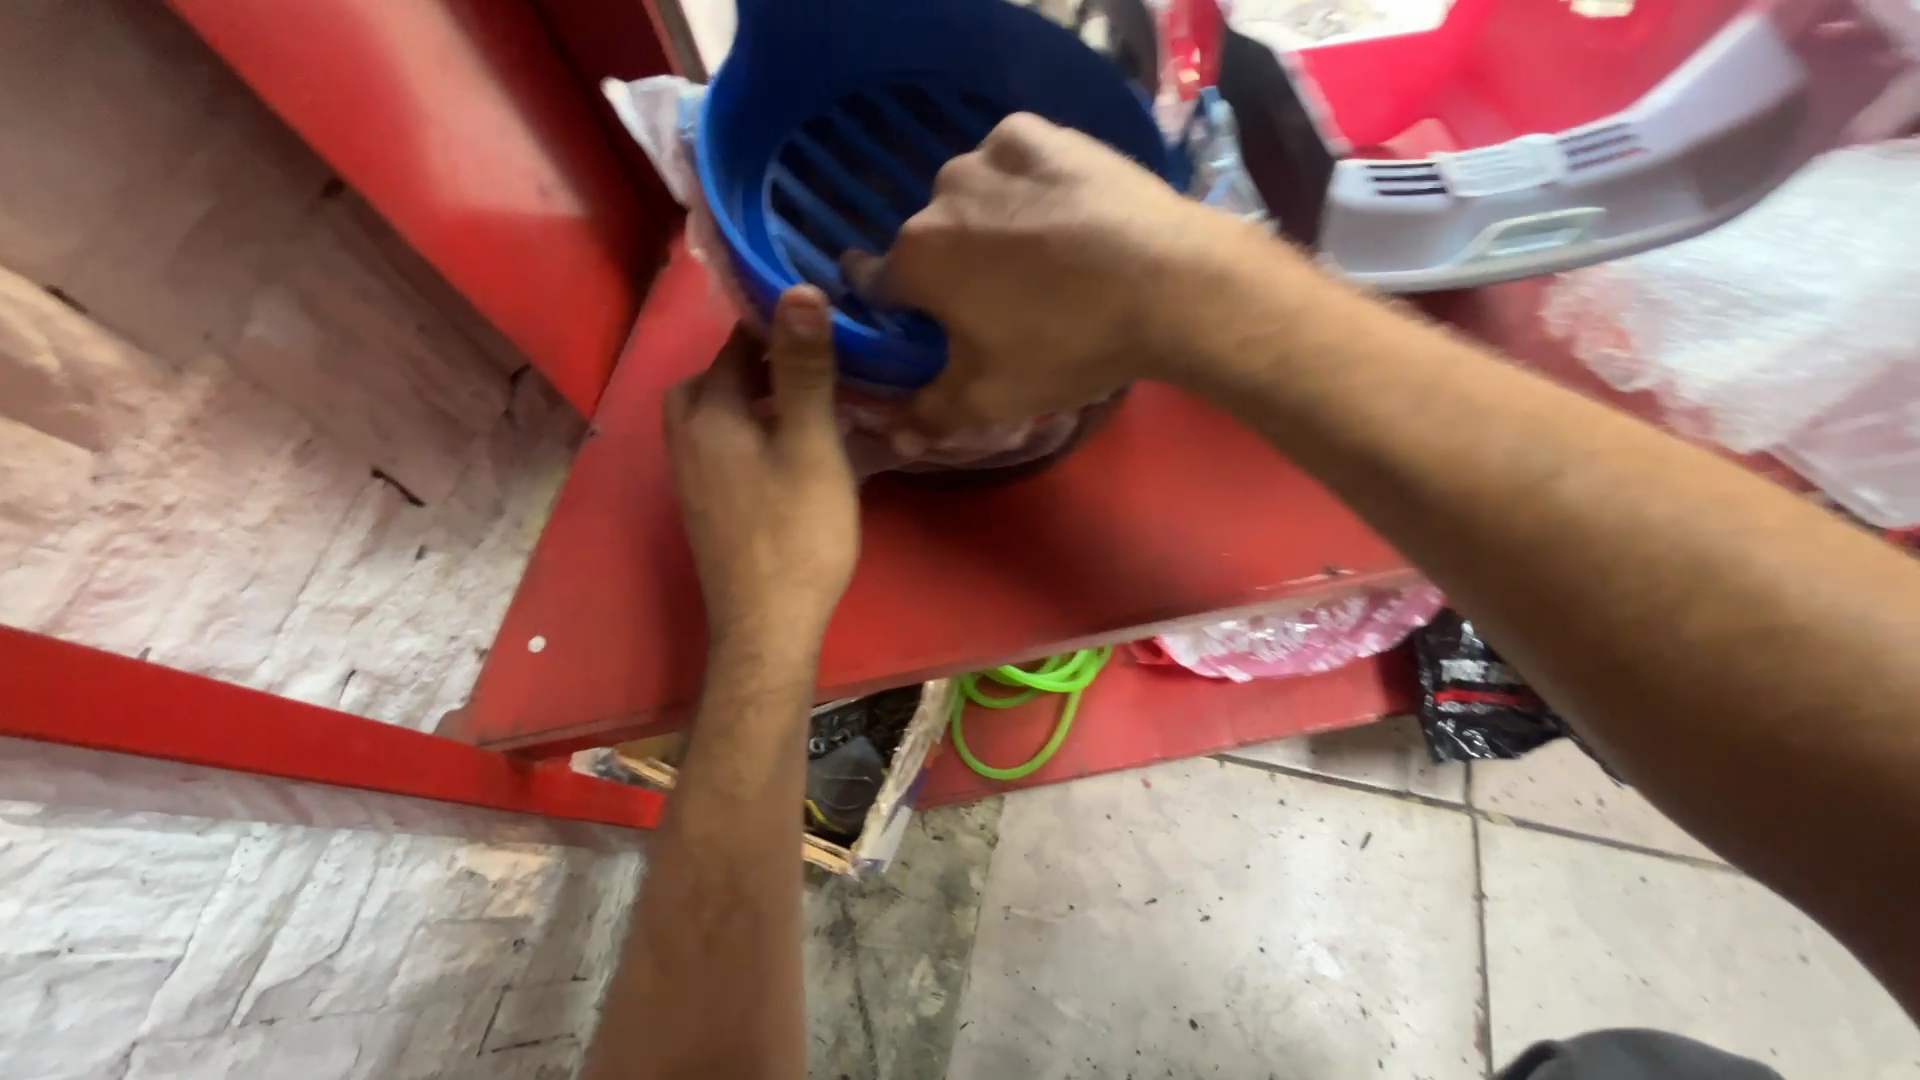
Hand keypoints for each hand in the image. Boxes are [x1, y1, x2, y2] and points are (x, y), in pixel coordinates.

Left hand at [665, 287, 858, 665]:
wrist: (768, 624)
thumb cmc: (798, 532)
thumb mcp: (810, 446)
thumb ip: (803, 370)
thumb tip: (797, 290)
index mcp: (710, 412)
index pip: (735, 343)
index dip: (775, 325)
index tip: (822, 322)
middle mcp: (687, 436)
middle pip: (715, 376)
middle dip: (758, 362)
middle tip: (811, 365)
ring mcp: (690, 475)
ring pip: (713, 413)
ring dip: (751, 398)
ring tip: (802, 404)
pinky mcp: (703, 505)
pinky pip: (718, 445)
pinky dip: (747, 432)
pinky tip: (785, 451)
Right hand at [843, 113, 1311, 438]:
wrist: (1171, 285)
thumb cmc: (1067, 347)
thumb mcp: (991, 398)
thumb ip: (931, 415)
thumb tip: (896, 436)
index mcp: (918, 257)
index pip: (876, 282)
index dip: (893, 307)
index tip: (916, 319)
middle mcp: (942, 193)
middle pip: (931, 239)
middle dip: (952, 269)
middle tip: (1001, 302)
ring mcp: (994, 154)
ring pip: (973, 198)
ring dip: (989, 224)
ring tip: (1043, 257)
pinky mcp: (1044, 132)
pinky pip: (1014, 165)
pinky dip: (1027, 188)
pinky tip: (1063, 215)